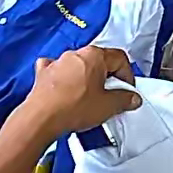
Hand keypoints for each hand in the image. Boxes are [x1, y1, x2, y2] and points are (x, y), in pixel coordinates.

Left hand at [12, 45, 142, 143]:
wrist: (41, 118)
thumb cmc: (71, 107)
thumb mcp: (109, 106)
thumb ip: (125, 99)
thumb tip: (131, 98)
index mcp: (94, 55)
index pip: (119, 59)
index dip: (128, 76)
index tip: (128, 90)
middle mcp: (75, 54)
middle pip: (100, 61)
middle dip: (109, 78)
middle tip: (113, 96)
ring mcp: (58, 63)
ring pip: (80, 66)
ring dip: (88, 79)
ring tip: (91, 99)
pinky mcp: (44, 75)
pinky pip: (58, 71)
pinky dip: (65, 79)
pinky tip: (69, 90)